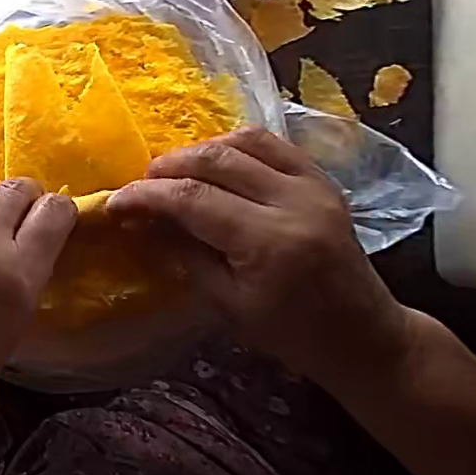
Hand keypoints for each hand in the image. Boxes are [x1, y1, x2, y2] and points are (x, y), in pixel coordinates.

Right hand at [108, 127, 416, 386]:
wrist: (361, 333)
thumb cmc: (286, 330)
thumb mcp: (221, 299)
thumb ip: (180, 251)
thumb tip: (136, 222)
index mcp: (270, 241)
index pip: (191, 198)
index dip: (144, 195)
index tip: (114, 204)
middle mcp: (295, 202)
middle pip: (214, 160)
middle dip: (164, 169)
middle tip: (138, 188)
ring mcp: (314, 185)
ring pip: (243, 142)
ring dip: (196, 152)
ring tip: (171, 175)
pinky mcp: (321, 180)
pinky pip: (270, 144)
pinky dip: (230, 148)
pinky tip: (209, 167)